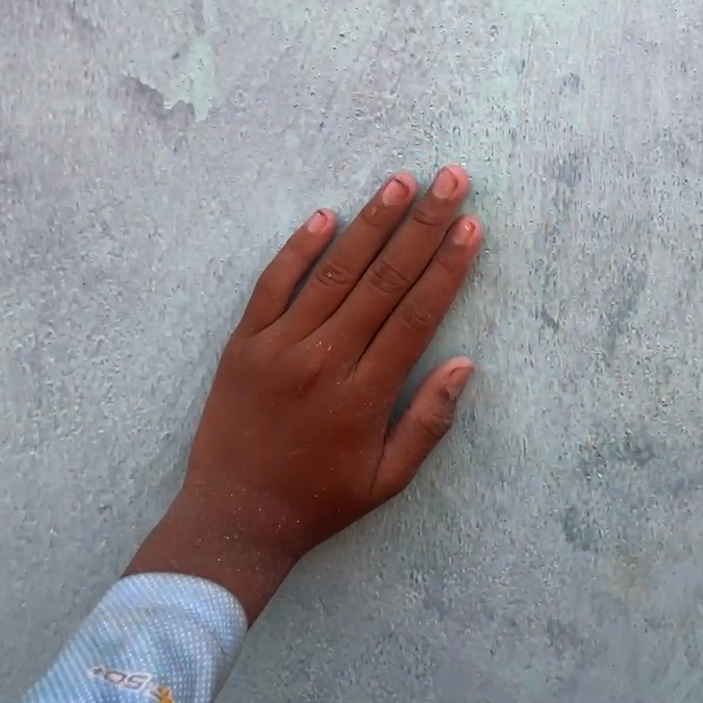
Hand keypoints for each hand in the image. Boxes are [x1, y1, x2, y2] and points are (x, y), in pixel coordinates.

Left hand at [125, 165, 483, 618]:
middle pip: (383, 280)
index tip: (471, 227)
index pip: (416, 315)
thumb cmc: (320, 501)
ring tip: (402, 181)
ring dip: (372, 222)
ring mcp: (278, 347)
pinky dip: (298, 249)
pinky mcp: (242, 344)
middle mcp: (324, 360)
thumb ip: (430, 422)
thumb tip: (465, 364)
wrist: (231, 521)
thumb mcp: (389, 479)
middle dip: (424, 225)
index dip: (448, 267)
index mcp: (364, 394)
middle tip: (451, 181)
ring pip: (334, 271)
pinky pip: (272, 285)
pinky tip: (325, 215)